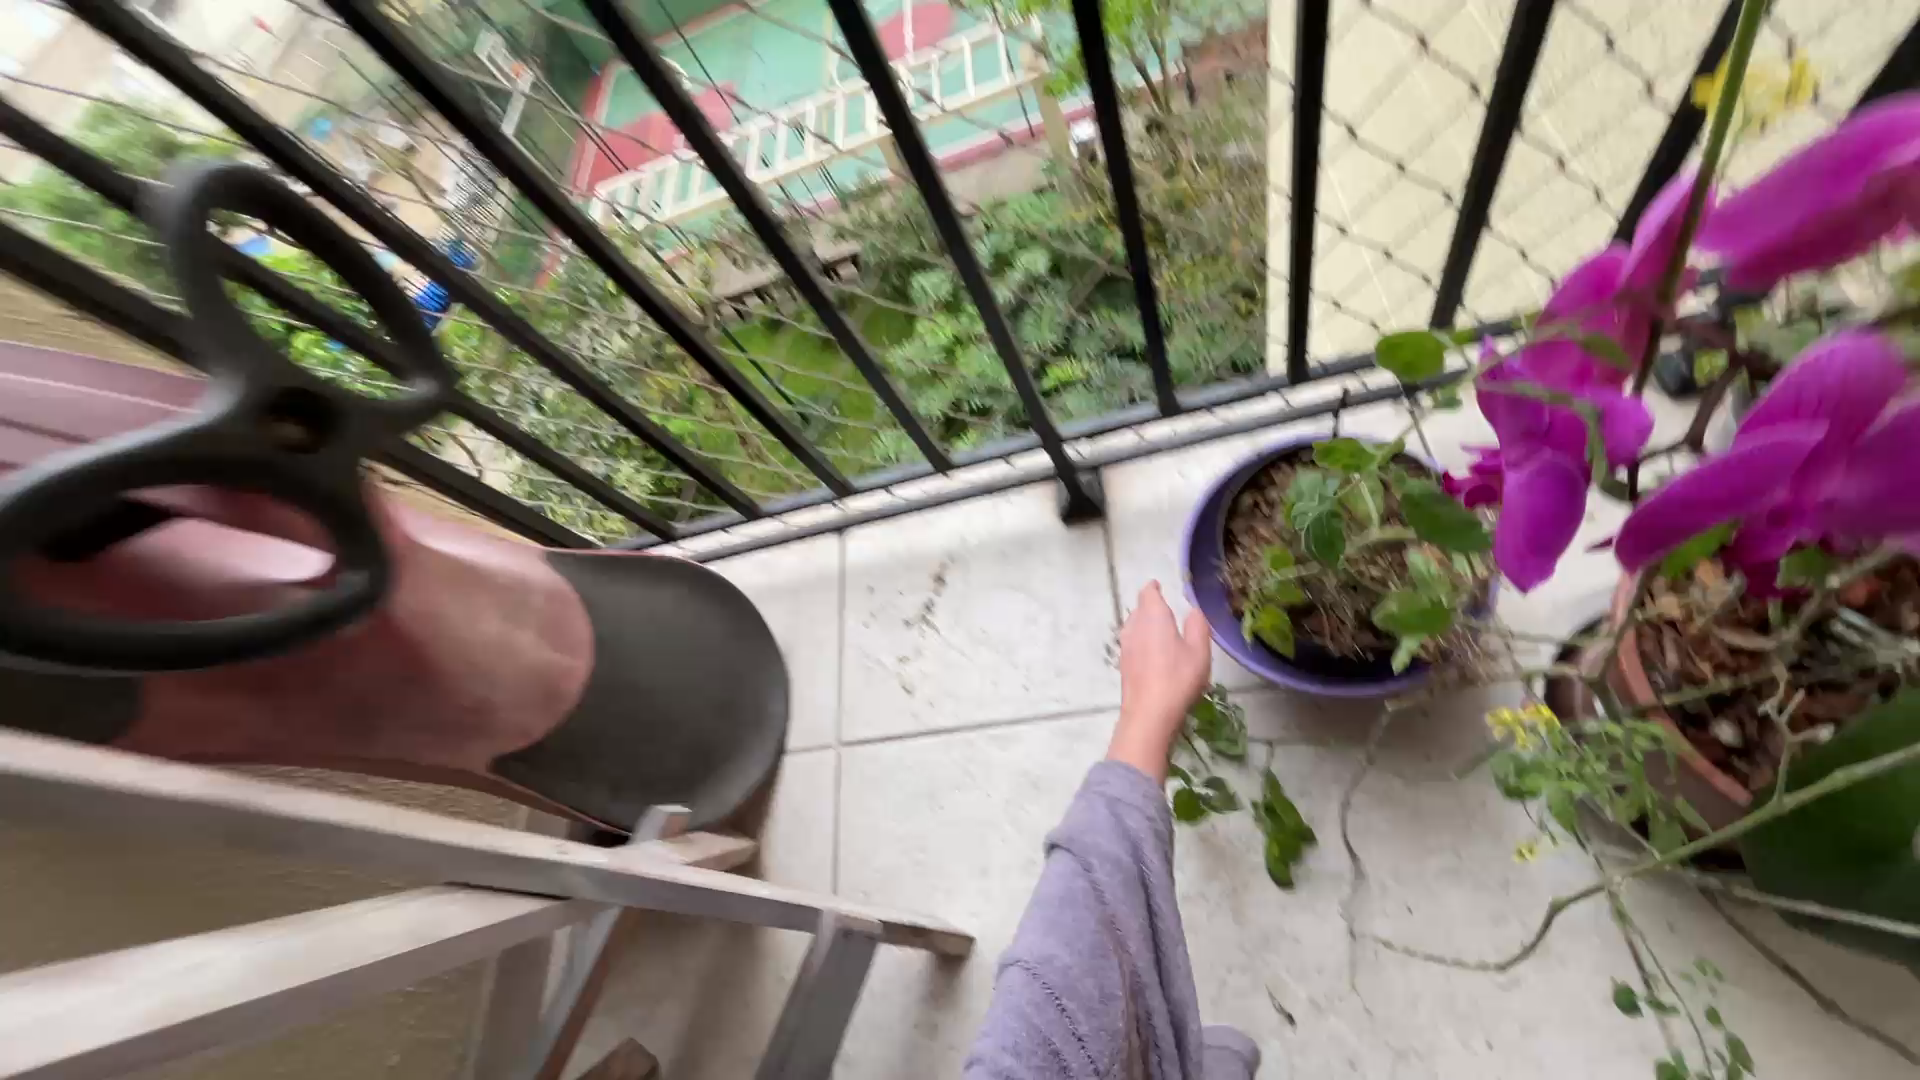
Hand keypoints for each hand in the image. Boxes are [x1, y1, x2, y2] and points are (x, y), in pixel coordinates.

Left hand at [1107, 581, 1211, 781]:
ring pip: (1134, 626)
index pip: (1148, 593)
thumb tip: (1193, 610)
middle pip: (1139, 609)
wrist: (1149, 713)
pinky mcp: (1123, 664)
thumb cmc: (1178, 677)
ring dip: (1146, 625)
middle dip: (1151, 607)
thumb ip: (1197, 626)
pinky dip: (1143, 642)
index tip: (1159, 586)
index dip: (1154, 588)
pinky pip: (1133, 644)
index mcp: (1153, 616)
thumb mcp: (1199, 650)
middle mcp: (1134, 626)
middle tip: (1166, 610)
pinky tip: (1154, 655)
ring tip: (1162, 631)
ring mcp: (1125, 646)